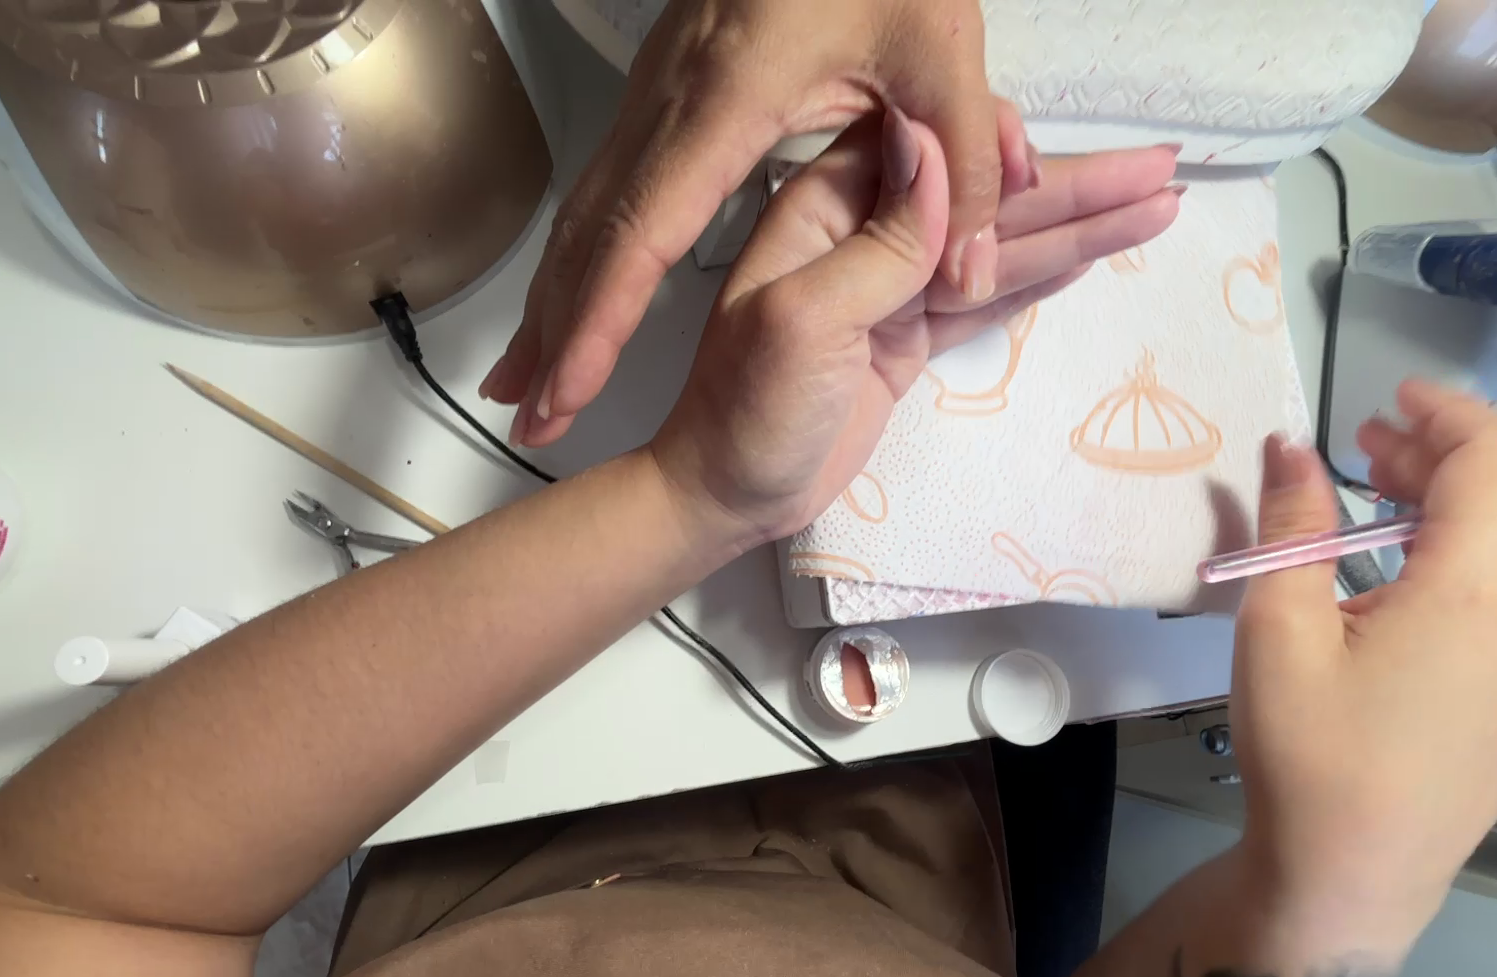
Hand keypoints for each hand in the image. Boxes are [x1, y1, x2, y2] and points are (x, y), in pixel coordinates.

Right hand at [483, 0, 1036, 447]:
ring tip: (524, 379)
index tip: (568, 389)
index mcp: (725, 105)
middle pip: (587, 236)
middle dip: (553, 333)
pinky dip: (576, 266)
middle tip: (527, 411)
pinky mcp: (655, 108)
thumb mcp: (939, 46)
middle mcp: (664, 110)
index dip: (602, 320)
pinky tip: (567, 306)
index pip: (645, 232)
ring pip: (579, 219)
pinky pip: (596, 200)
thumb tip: (972, 276)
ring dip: (549, 305)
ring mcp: (649, 105)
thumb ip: (964, 163)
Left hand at [648, 109, 1178, 548]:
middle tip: (1159, 171)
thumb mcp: (806, 318)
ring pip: (993, 249)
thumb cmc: (750, 409)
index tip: (1054, 161)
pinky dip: (1033, 279)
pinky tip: (1085, 258)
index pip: (925, 146)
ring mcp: (890, 292)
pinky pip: (983, 300)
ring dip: (1071, 229)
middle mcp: (863, 238)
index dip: (995, 144)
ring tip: (1155, 206)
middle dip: (1066, 184)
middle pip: (978, 197)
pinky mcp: (906, 340)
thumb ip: (879, 241)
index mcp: (825, 212)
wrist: (735, 492)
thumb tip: (934, 144)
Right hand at [1230, 383, 1496, 943]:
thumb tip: (1287, 447)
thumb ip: (1291, 526)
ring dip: (1444, 510)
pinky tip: (1397, 577)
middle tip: (1357, 447)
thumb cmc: (1307, 742)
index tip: (1391, 396)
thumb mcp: (1278, 626)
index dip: (1451, 413)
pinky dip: (1459, 559)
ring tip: (1370, 501)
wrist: (1354, 865)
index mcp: (1482, 590)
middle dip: (1437, 458)